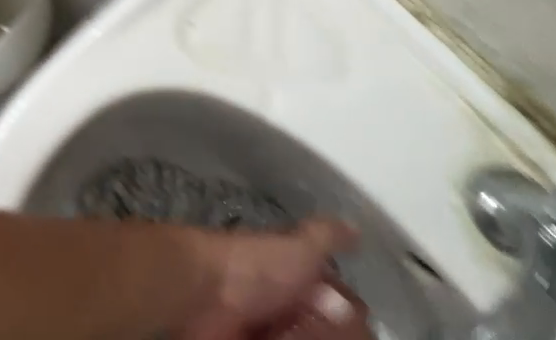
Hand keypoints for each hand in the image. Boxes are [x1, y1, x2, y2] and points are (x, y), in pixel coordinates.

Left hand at [180, 219, 367, 339]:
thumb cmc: (252, 267)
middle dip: (325, 330)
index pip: (351, 310)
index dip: (346, 313)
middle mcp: (292, 307)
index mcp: (302, 281)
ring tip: (279, 332)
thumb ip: (326, 236)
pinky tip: (268, 337)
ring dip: (306, 338)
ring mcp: (274, 328)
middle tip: (301, 322)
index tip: (329, 305)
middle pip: (336, 332)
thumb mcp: (296, 246)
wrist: (200, 291)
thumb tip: (355, 226)